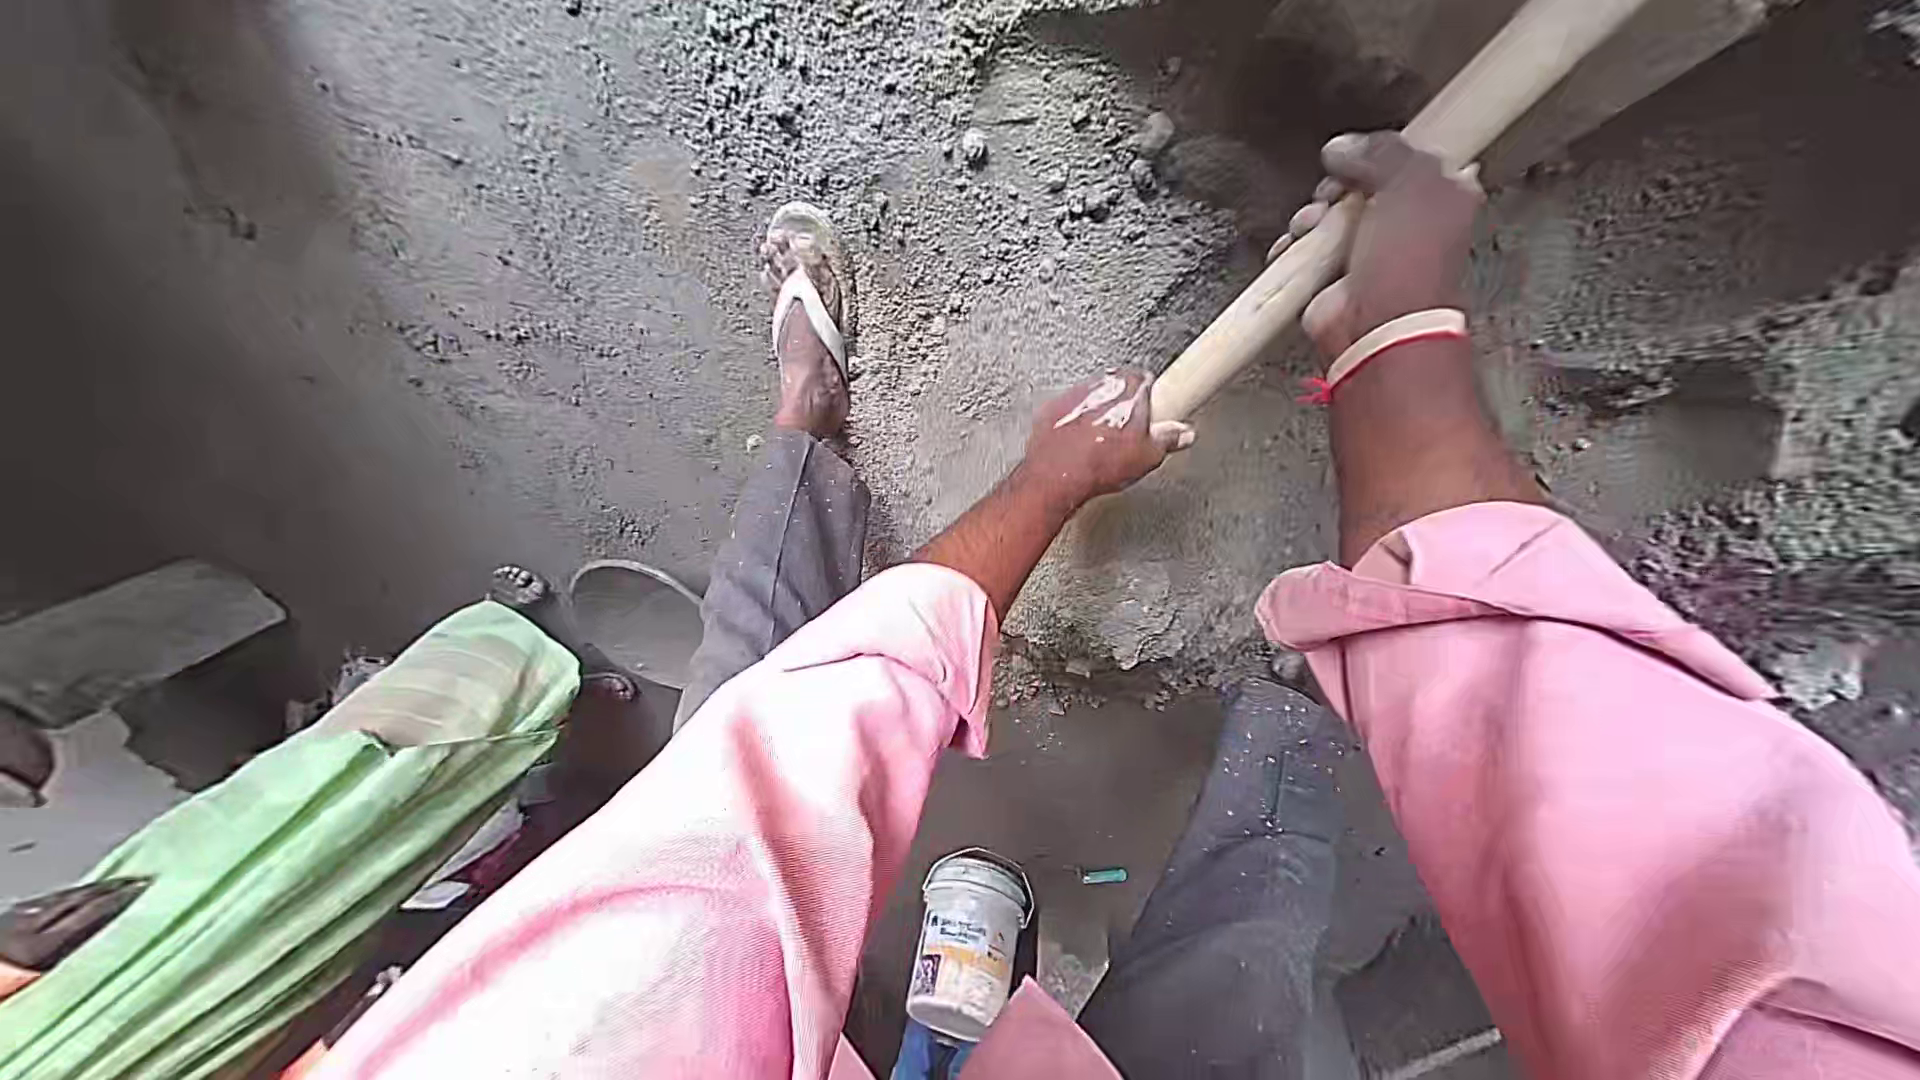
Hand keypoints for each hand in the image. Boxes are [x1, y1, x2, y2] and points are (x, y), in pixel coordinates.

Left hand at [1017, 369, 1193, 505]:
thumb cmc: (1098, 464)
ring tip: (1098, 446)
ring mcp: (1072, 396)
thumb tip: (1182, 435)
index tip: (1149, 413)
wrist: (1055, 477)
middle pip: (1117, 389)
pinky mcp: (1050, 410)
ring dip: (1095, 415)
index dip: (1149, 400)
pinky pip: (1067, 413)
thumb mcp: (1148, 456)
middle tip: (1124, 434)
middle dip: (1122, 408)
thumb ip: (1169, 439)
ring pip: (1090, 400)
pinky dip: (1071, 426)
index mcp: (1129, 388)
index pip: (1146, 380)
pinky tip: (1075, 447)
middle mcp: (1099, 385)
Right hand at [1269, 132, 1484, 358]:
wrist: (1374, 323)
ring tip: (1310, 226)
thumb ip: (1382, 153)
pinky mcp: (1326, 279)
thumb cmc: (1407, 257)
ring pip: (1325, 218)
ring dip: (1310, 218)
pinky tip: (1291, 246)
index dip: (1375, 156)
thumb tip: (1339, 146)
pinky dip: (1290, 248)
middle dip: (1335, 188)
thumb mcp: (1411, 183)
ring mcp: (1360, 254)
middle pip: (1356, 187)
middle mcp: (1398, 225)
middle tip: (1332, 196)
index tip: (1360, 159)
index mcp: (1436, 196)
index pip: (1401, 161)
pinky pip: (1301, 252)